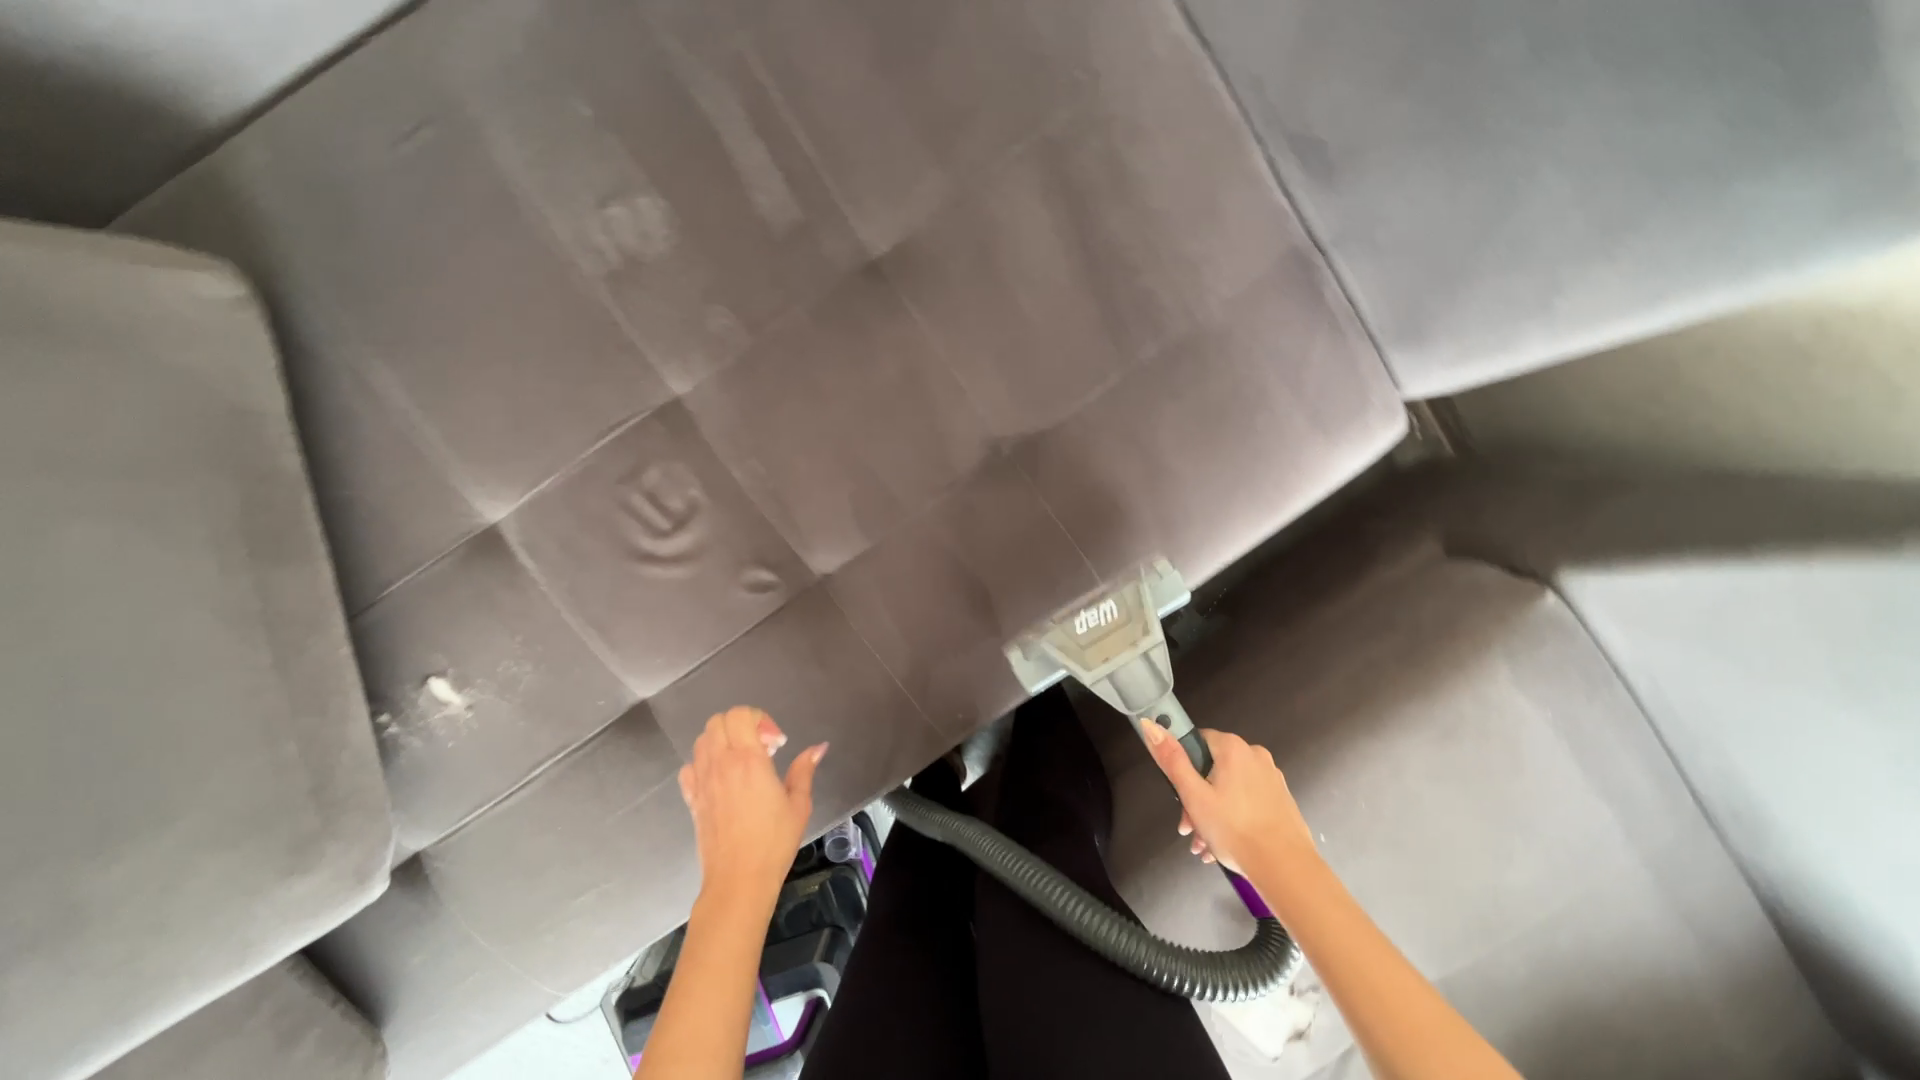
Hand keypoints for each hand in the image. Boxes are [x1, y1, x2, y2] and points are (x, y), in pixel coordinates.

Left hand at [678, 706, 827, 910]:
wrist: (739, 879)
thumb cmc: (774, 842)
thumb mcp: (799, 804)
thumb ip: (805, 770)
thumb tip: (818, 747)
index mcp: (748, 760)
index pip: (740, 715)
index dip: (760, 720)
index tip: (776, 744)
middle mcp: (721, 764)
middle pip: (718, 721)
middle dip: (741, 725)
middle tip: (762, 749)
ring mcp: (702, 781)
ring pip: (703, 740)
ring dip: (723, 741)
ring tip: (743, 762)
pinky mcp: (692, 799)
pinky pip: (690, 767)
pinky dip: (704, 763)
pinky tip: (722, 779)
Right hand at [1139, 721, 1313, 874]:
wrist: (1285, 867)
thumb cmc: (1234, 829)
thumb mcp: (1194, 796)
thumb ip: (1172, 760)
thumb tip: (1151, 724)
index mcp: (1234, 748)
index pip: (1198, 741)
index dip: (1183, 766)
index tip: (1179, 795)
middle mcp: (1256, 756)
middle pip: (1213, 769)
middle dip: (1196, 799)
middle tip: (1189, 828)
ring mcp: (1271, 778)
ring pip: (1229, 789)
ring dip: (1211, 814)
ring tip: (1204, 845)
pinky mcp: (1281, 800)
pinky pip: (1247, 802)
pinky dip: (1232, 818)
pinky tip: (1223, 845)